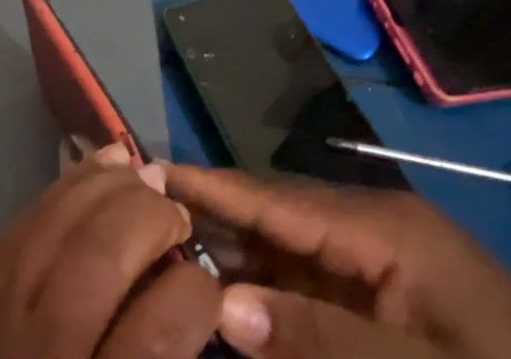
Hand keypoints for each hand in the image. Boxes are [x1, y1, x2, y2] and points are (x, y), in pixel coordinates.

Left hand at [0, 143, 221, 358]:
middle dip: (153, 220)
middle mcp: (43, 347)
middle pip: (102, 255)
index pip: (159, 328)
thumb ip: (155, 355)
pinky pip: (26, 218)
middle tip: (179, 221)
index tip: (208, 288)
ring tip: (146, 182)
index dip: (197, 294)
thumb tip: (192, 298)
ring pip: (60, 223)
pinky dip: (69, 185)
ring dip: (112, 189)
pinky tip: (102, 166)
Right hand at [167, 166, 510, 358]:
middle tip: (129, 223)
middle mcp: (369, 231)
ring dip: (224, 257)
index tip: (135, 172)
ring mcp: (376, 264)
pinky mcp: (381, 299)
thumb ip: (323, 337)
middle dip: (202, 220)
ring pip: (279, 251)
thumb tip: (222, 304)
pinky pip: (303, 284)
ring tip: (154, 256)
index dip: (203, 185)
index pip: (269, 196)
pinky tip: (218, 300)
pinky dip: (259, 290)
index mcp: (381, 227)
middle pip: (267, 217)